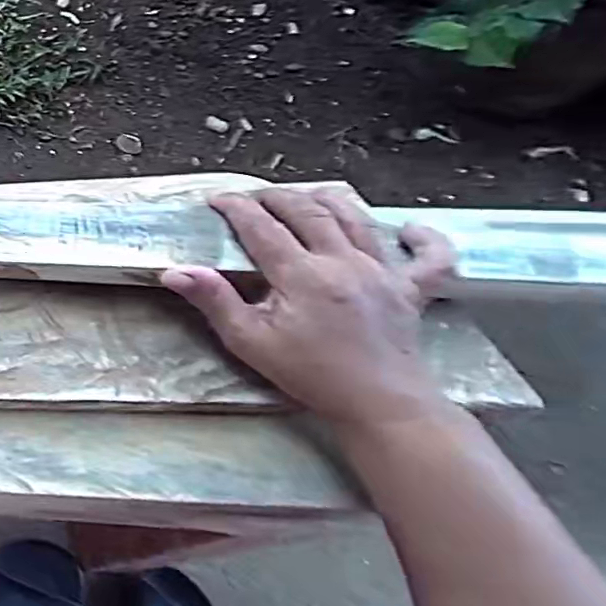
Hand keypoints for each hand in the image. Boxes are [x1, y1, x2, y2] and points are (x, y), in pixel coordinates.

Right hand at [161, 189, 457, 432]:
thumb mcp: (250, 342)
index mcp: (302, 274)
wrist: (381, 408)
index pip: (261, 225)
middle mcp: (343, 262)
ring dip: (325, 200)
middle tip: (252, 199)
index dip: (236, 206)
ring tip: (304, 198)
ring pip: (355, 217)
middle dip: (275, 196)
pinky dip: (423, 237)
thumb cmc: (310, 376)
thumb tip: (175, 271)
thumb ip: (214, 301)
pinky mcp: (411, 290)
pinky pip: (430, 256)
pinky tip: (406, 228)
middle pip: (307, 210)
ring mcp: (383, 272)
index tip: (217, 200)